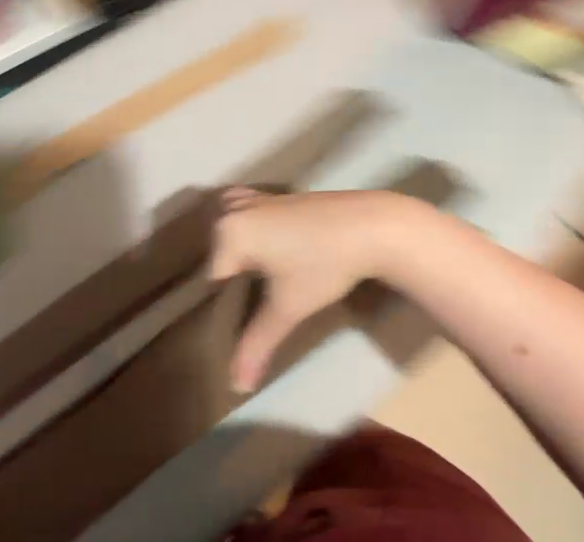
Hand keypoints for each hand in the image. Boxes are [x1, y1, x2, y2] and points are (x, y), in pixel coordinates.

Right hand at [210, 187, 421, 392]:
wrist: (371, 227)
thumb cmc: (324, 266)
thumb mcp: (288, 308)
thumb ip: (256, 345)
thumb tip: (236, 387)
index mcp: (228, 233)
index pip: (212, 280)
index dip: (225, 304)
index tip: (242, 319)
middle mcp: (232, 209)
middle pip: (218, 255)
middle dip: (231, 280)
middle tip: (252, 304)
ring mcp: (252, 198)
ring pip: (230, 235)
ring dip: (238, 256)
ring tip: (257, 283)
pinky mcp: (272, 195)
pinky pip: (244, 218)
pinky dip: (249, 234)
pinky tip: (270, 255)